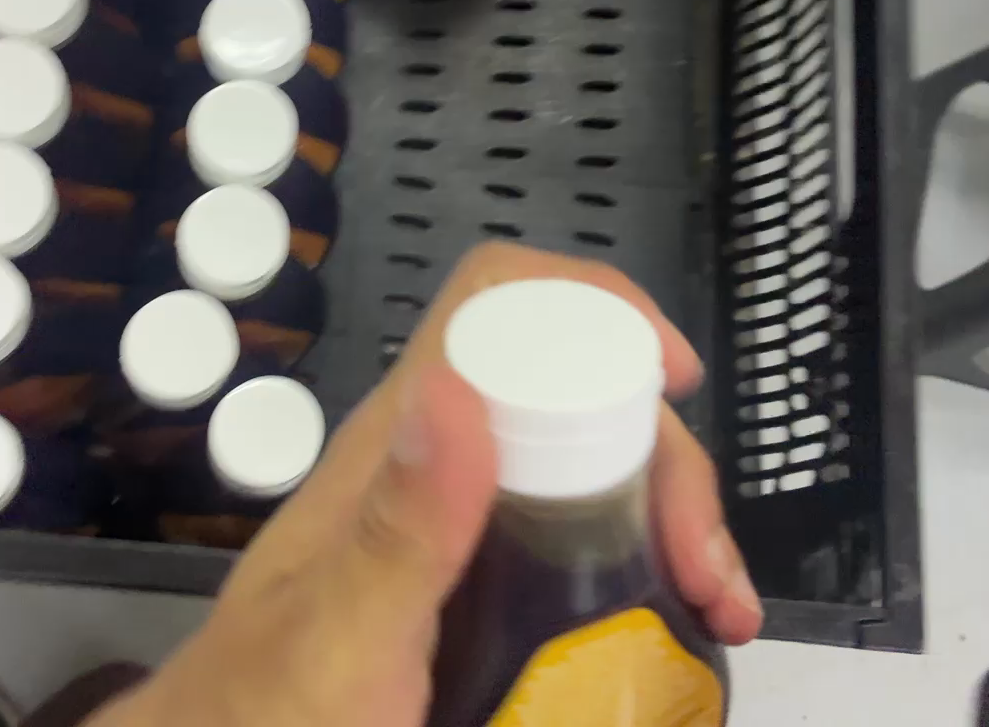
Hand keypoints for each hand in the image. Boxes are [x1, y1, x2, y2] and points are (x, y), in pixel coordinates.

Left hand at [89, 242, 762, 726]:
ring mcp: (464, 507)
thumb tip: (456, 390)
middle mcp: (440, 451)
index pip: (494, 305)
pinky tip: (676, 610)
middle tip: (703, 559)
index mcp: (403, 433)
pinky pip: (577, 520)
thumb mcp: (341, 630)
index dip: (588, 301)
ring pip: (586, 455)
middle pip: (568, 386)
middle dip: (656, 446)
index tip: (671, 374)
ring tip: (714, 601)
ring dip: (665, 506)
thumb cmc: (274, 705)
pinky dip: (641, 549)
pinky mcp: (481, 561)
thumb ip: (396, 526)